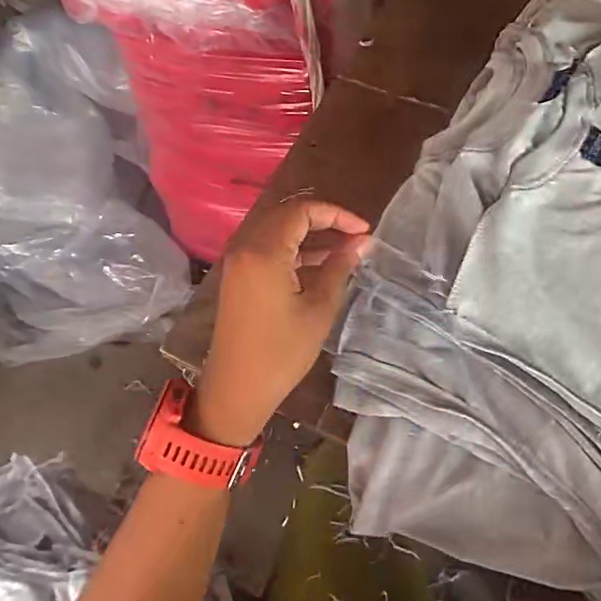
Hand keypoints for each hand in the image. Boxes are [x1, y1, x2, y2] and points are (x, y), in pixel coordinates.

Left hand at [192, 196, 371, 445]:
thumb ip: (339, 268)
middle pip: (286, 214)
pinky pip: (266, 246)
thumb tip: (360, 243)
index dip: (336, 214)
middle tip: (355, 237)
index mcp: (263, 252)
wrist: (237, 389)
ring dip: (309, 234)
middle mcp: (245, 246)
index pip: (302, 211)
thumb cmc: (281, 353)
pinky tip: (320, 263)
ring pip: (276, 229)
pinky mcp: (237, 274)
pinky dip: (293, 248)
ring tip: (344, 250)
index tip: (364, 230)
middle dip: (323, 220)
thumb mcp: (318, 309)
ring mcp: (237, 260)